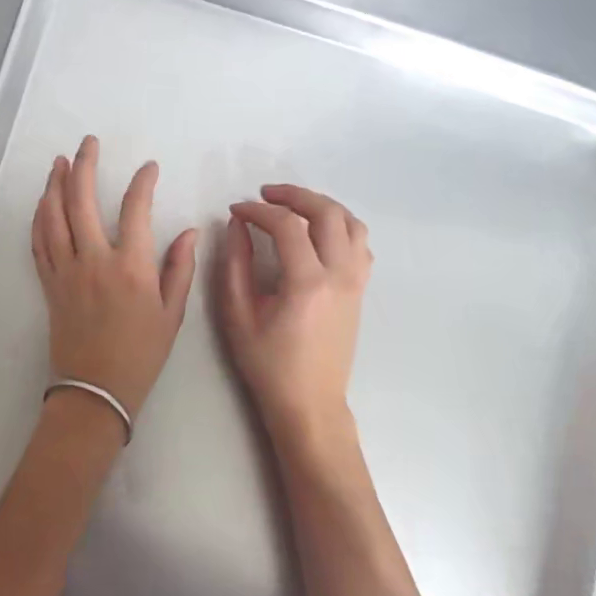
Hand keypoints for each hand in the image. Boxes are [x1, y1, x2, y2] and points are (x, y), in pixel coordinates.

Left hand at [31, 135, 197, 420]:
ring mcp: (65, 272)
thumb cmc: (140, 355)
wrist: (95, 390)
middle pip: (81, 201)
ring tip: (58, 162)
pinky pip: (39, 244)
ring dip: (54, 185)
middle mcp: (93, 261)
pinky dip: (39, 219)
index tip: (149, 168)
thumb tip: (189, 231)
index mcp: (131, 267)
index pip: (135, 209)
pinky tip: (42, 204)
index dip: (142, 183)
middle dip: (84, 166)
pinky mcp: (49, 285)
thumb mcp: (172, 315)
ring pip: (53, 217)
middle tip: (88, 144)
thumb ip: (180, 269)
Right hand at [218, 184, 372, 436]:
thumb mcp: (239, 318)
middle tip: (265, 195)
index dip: (258, 211)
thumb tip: (236, 228)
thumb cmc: (268, 365)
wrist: (309, 401)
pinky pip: (360, 243)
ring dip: (322, 206)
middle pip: (326, 213)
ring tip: (293, 207)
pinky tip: (318, 234)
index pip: (286, 226)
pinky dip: (340, 226)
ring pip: (350, 223)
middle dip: (294, 196)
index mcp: (306, 282)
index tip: (236, 210)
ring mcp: (357, 281)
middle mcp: (339, 274)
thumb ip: (235, 267)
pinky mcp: (361, 290)